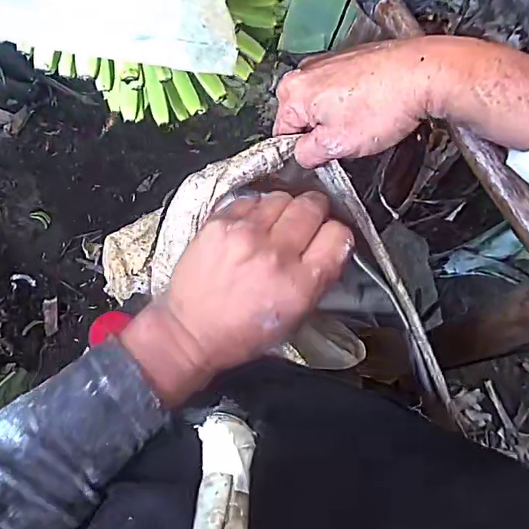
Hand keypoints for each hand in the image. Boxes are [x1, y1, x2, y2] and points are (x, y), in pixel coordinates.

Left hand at [118, 191, 352, 404]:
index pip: (338, 235)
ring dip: (283, 209)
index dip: (335, 234)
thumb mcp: (295, 316)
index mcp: (300, 284)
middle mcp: (275, 254)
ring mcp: (245, 235)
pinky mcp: (219, 223)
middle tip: (305, 223)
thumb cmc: (239, 331)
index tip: (327, 237)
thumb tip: (332, 244)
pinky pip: (251, 200)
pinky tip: (249, 228)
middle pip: (312, 207)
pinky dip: (255, 210)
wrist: (190, 331)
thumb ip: (318, 277)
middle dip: (314, 212)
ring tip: (274, 226)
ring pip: (282, 197)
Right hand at [273, 35, 528, 167]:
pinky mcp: (363, 58)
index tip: (315, 167)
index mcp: (299, 89)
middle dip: (318, 135)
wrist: (443, 71)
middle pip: (303, 114)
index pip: (280, 132)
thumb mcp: (344, 142)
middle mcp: (314, 69)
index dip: (299, 154)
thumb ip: (313, 152)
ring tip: (366, 133)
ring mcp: (338, 62)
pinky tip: (378, 115)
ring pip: (326, 103)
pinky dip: (355, 107)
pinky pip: (346, 91)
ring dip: (338, 121)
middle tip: (343, 152)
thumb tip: (303, 156)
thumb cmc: (392, 106)